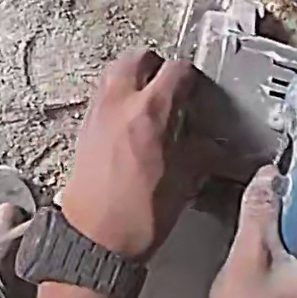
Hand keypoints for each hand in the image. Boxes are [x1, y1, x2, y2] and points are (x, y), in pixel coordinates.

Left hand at [59, 50, 208, 260]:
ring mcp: (97, 115)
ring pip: (113, 73)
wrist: (94, 239)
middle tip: (170, 85)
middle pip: (137, 58)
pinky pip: (101, 97)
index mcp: (149, 112)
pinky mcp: (84, 130)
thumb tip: (213, 145)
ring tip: (149, 100)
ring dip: (132, 77)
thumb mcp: (184, 182)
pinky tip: (129, 122)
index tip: (197, 91)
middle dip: (156, 65)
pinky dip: (116, 97)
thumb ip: (201, 153)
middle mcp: (118, 105)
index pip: (176, 70)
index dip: (191, 78)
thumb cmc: (136, 216)